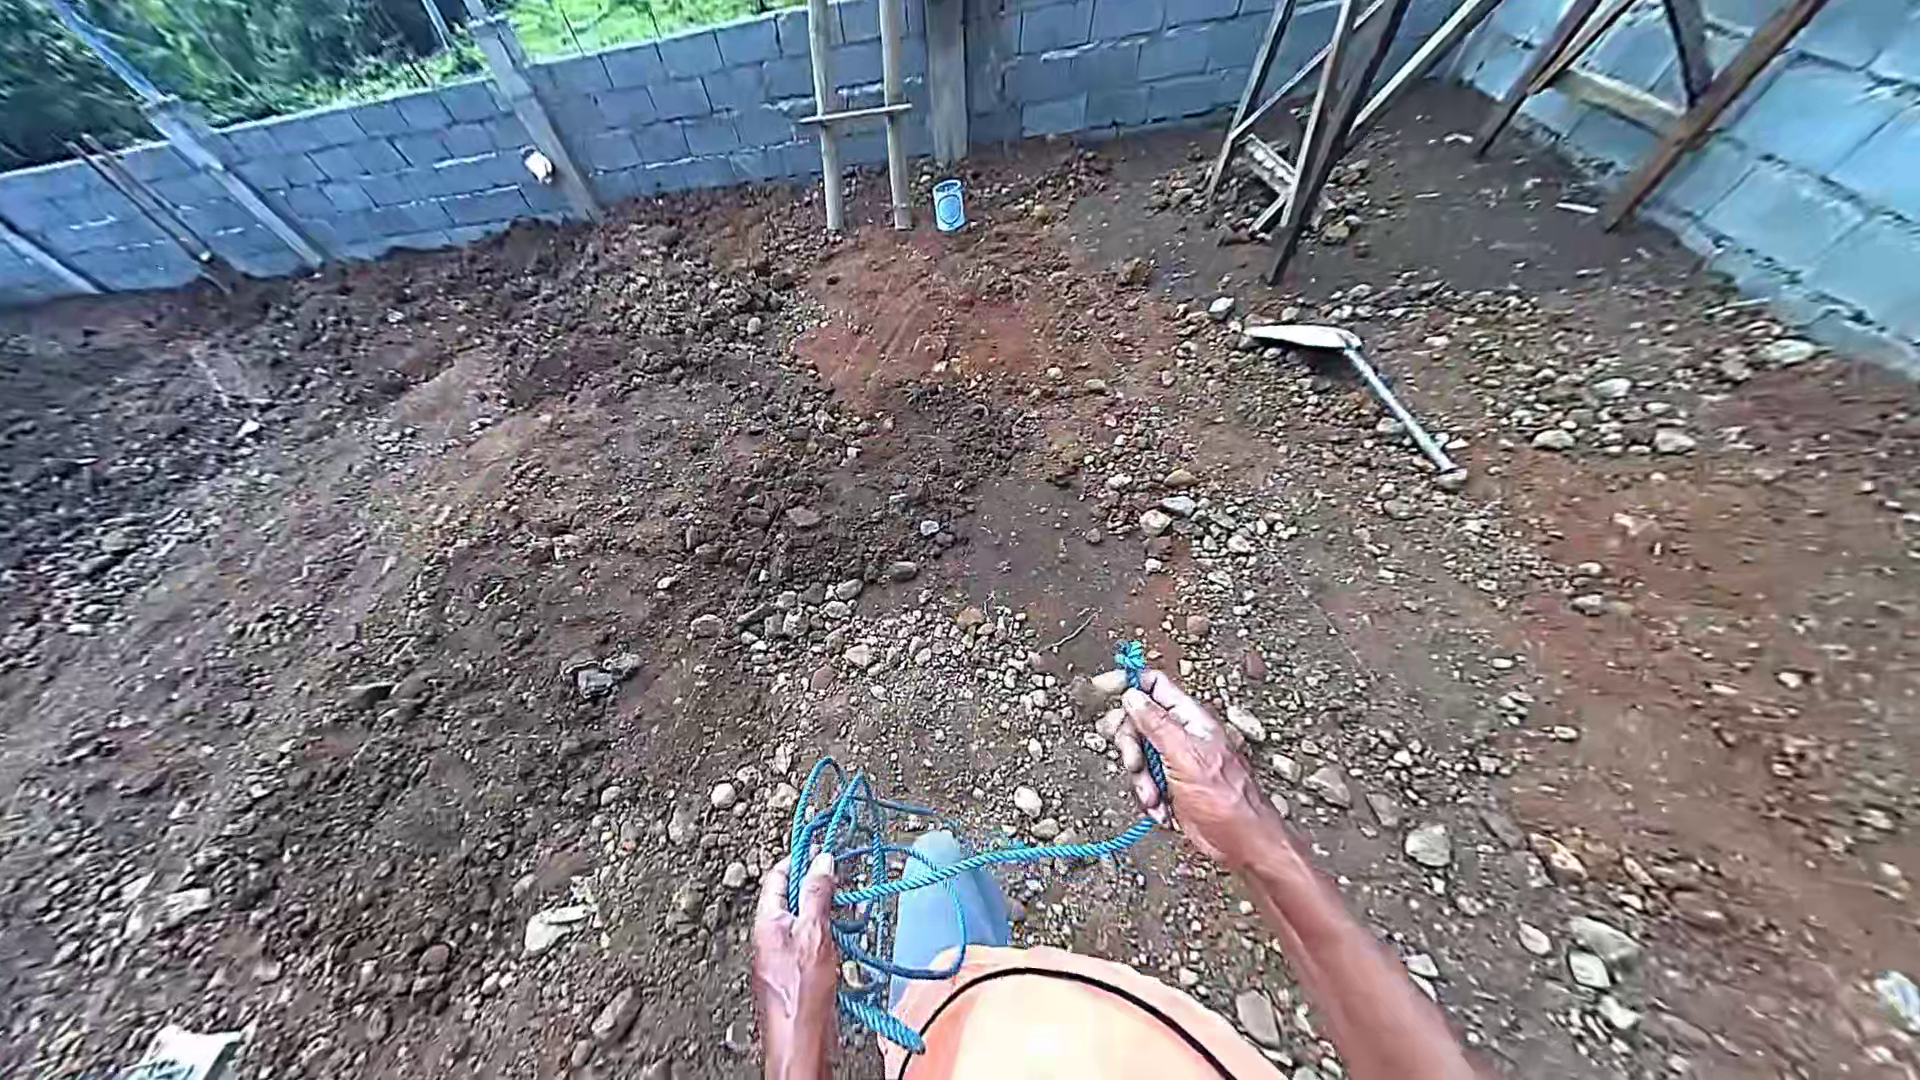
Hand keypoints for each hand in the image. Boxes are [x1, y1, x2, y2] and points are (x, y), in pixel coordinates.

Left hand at [752, 853, 839, 1079]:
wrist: (801, 1046)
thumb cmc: (802, 993)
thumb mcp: (814, 932)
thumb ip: (817, 893)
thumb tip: (822, 860)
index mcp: (768, 921)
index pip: (778, 876)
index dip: (800, 859)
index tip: (823, 850)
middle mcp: (771, 934)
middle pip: (793, 894)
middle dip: (817, 881)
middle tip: (841, 874)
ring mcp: (783, 952)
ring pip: (805, 915)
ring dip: (826, 904)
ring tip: (848, 898)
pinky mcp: (797, 968)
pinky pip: (811, 935)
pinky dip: (828, 926)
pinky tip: (845, 927)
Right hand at [1105, 669, 1284, 866]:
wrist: (1242, 845)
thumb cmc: (1227, 800)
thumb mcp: (1185, 756)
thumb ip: (1156, 723)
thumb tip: (1132, 695)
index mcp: (1188, 718)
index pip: (1152, 685)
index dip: (1128, 684)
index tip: (1104, 690)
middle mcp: (1179, 734)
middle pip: (1136, 721)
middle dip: (1129, 745)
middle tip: (1135, 763)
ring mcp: (1174, 759)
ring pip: (1137, 753)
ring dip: (1139, 778)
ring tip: (1154, 797)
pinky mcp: (1169, 783)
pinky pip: (1143, 780)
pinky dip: (1148, 797)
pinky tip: (1162, 810)